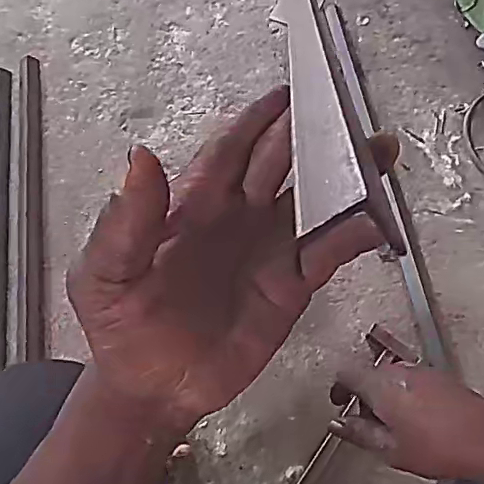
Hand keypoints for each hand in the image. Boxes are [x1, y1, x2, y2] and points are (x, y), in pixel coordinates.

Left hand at [67, 86, 397, 440]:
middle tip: (345, 113)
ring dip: (347, 178)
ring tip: (378, 155)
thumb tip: (140, 158)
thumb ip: (126, 221)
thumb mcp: (106, 274)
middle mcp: (240, 217)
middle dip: (312, 135)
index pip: (232, 147)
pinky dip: (354, 236)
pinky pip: (329, 253)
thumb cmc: (121, 327)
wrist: (153, 390)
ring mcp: (270, 249)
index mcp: (196, 204)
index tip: (286, 93)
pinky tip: (374, 221)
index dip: (258, 119)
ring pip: (316, 202)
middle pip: (282, 163)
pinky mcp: (291, 286)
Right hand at [327, 363, 483, 481]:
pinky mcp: (440, 377)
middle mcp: (400, 370)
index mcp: (381, 384)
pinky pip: (411, 379)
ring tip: (393, 425)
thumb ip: (360, 433)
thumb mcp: (390, 449)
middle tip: (365, 423)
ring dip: (385, 394)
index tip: (340, 405)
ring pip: (391, 376)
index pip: (347, 372)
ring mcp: (422, 371)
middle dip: (362, 394)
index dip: (339, 388)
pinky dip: (405, 393)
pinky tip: (416, 420)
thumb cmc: (438, 448)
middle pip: (369, 372)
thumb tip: (338, 424)